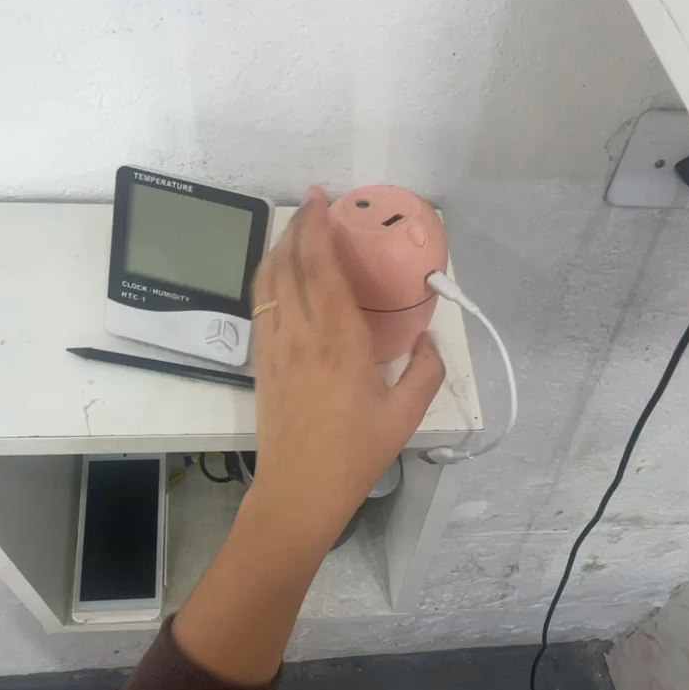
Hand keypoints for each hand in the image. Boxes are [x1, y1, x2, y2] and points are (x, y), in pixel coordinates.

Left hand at [246, 184, 444, 541]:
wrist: (298, 490)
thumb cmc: (354, 455)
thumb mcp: (405, 415)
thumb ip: (426, 370)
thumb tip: (429, 338)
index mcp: (338, 339)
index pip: (323, 265)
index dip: (319, 226)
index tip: (322, 199)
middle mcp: (300, 333)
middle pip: (289, 262)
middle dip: (297, 225)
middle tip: (311, 203)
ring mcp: (274, 346)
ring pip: (267, 280)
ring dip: (278, 247)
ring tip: (294, 231)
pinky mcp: (261, 363)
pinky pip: (259, 306)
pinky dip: (267, 278)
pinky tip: (277, 277)